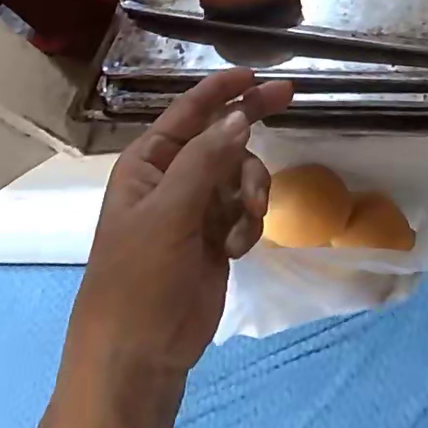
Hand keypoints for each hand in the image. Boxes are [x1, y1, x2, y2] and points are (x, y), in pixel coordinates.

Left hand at [70, 70, 293, 374]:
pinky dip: (248, 225)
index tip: (254, 73)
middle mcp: (173, 179)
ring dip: (252, 193)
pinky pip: (247, 210)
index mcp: (148, 165)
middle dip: (252, 125)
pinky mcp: (217, 235)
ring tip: (245, 222)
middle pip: (223, 138)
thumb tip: (239, 116)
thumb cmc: (139, 280)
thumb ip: (205, 162)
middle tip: (289, 96)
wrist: (141, 354)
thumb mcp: (168, 215)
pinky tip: (235, 249)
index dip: (220, 90)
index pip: (188, 114)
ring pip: (242, 175)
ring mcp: (197, 208)